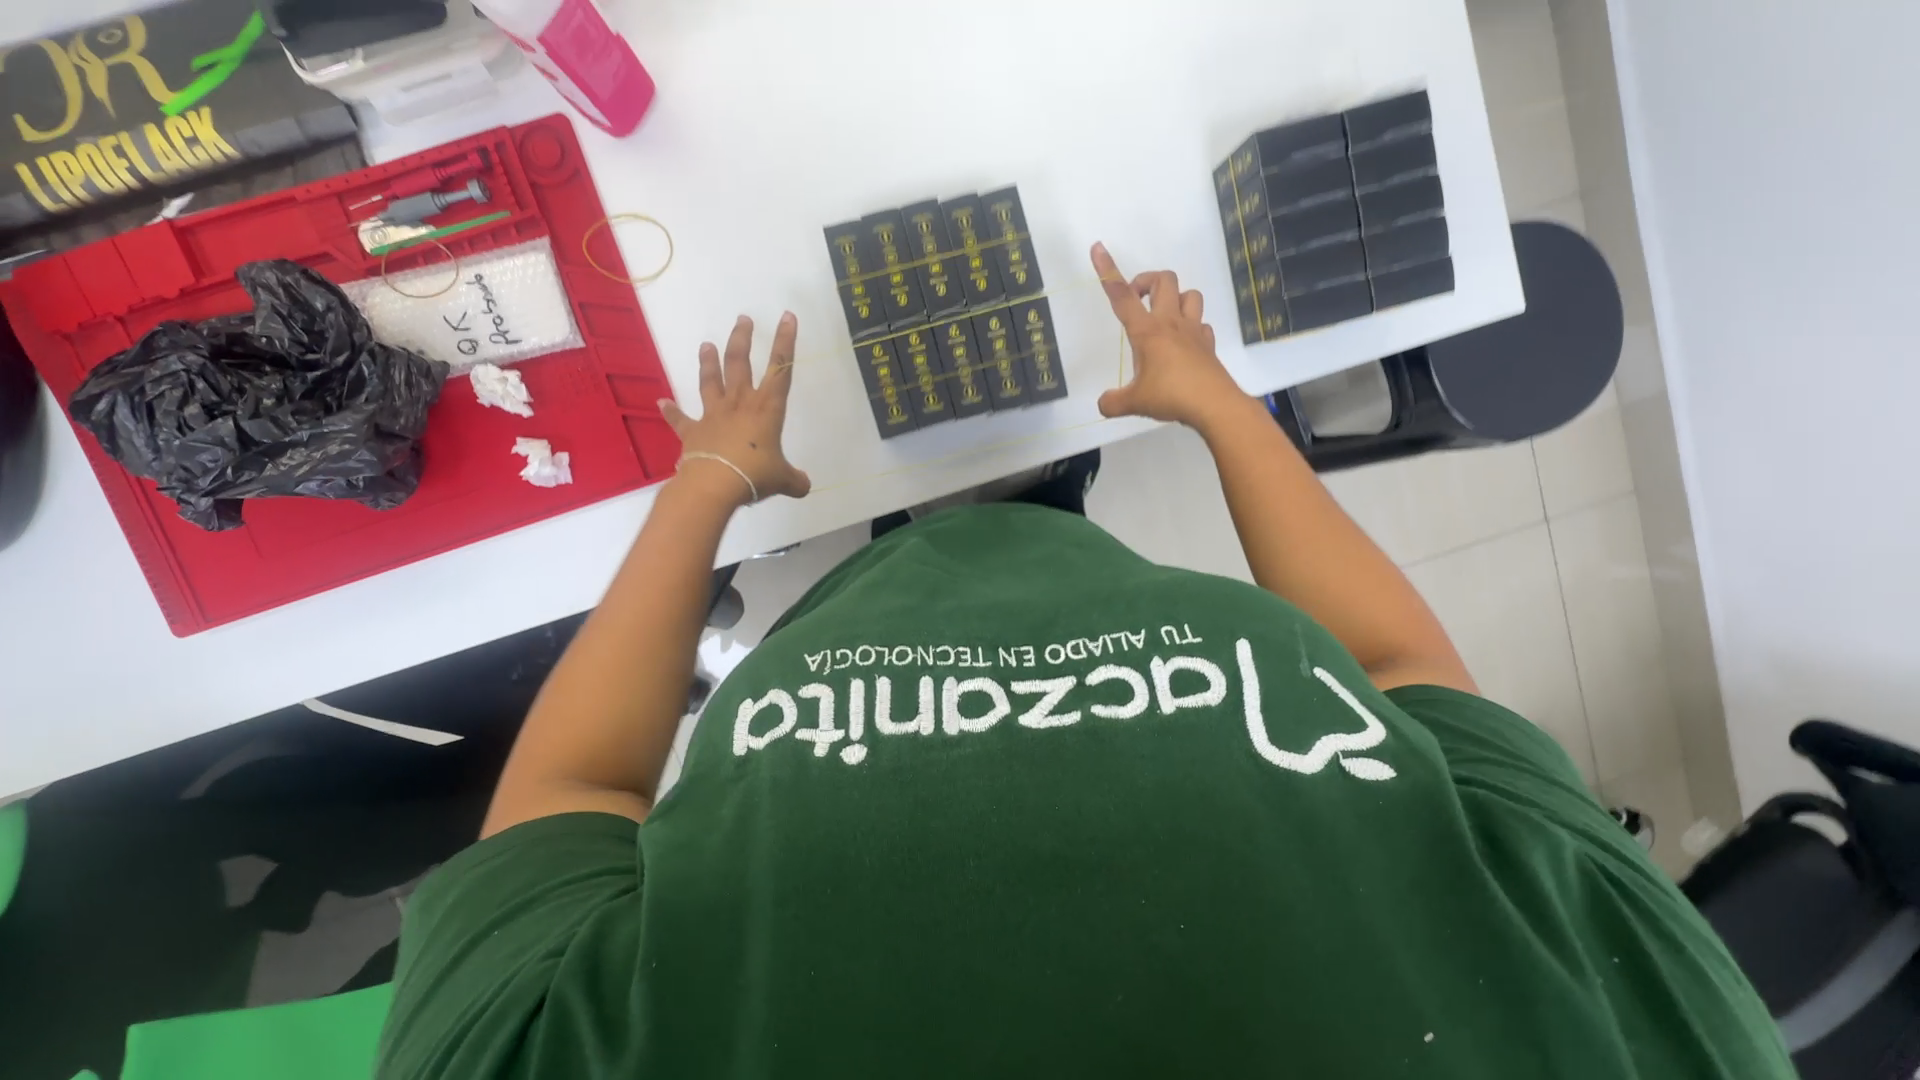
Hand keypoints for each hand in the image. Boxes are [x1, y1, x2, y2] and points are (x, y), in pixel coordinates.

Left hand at [658, 312, 811, 505]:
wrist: (714, 484)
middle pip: (740, 363)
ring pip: (710, 381)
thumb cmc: (755, 475)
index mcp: (767, 409)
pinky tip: (661, 402)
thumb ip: (795, 480)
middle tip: (742, 319)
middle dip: (742, 339)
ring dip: (708, 362)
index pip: (781, 368)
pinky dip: (670, 411)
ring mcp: (713, 415)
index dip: (786, 341)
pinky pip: (680, 419)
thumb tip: (804, 486)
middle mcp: (740, 404)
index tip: (787, 316)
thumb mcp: (783, 480)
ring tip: (706, 344)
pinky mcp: (693, 432)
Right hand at [1091, 242, 1249, 429]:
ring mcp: (1193, 331)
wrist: (1214, 405)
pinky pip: (1202, 324)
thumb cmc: (1170, 396)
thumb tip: (1103, 403)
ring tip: (1163, 318)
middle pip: (1164, 280)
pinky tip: (1185, 343)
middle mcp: (1171, 323)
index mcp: (1147, 331)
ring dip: (1175, 298)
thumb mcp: (1133, 403)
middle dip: (1147, 281)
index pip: (1122, 296)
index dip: (1108, 271)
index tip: (1098, 248)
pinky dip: (1192, 327)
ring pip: (1189, 294)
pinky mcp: (1208, 344)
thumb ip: (1113, 402)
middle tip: (1137, 301)